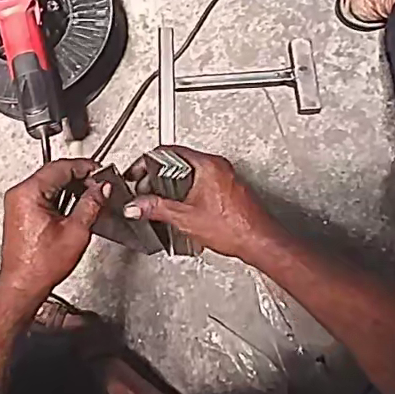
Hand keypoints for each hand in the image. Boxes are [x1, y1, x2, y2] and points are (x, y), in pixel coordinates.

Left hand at [0, 159, 111, 303]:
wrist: (23, 285)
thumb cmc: (40, 266)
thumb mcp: (75, 231)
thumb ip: (91, 204)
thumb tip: (101, 188)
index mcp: (29, 193)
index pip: (60, 167)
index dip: (85, 167)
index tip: (99, 171)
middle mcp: (19, 194)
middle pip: (54, 172)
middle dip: (79, 177)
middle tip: (99, 184)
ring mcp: (17, 203)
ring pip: (49, 183)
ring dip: (71, 187)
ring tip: (90, 197)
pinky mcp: (20, 212)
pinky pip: (43, 195)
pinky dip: (61, 196)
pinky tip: (75, 207)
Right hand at [123, 147, 289, 263]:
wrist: (258, 242)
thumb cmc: (234, 228)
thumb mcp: (185, 218)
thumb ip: (156, 208)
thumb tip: (136, 205)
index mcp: (207, 165)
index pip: (168, 151)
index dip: (146, 162)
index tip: (136, 173)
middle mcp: (218, 166)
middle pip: (178, 160)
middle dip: (158, 175)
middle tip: (146, 189)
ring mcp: (225, 176)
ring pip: (190, 172)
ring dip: (173, 184)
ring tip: (163, 200)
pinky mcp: (229, 188)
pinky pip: (202, 181)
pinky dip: (188, 190)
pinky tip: (184, 208)